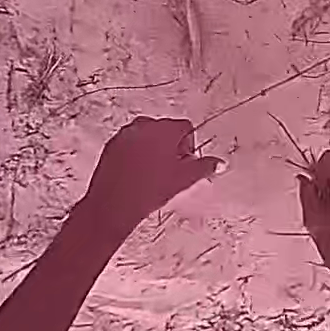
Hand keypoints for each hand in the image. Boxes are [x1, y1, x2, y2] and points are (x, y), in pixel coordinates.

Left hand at [77, 117, 220, 237]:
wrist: (113, 205)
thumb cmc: (147, 190)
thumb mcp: (184, 179)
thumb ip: (205, 167)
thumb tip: (218, 163)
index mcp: (164, 129)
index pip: (186, 127)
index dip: (189, 146)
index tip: (186, 161)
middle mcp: (144, 125)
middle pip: (166, 129)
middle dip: (172, 146)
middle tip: (172, 169)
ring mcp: (125, 134)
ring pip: (147, 136)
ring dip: (153, 149)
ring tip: (154, 174)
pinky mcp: (112, 145)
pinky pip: (130, 143)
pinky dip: (136, 153)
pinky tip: (138, 175)